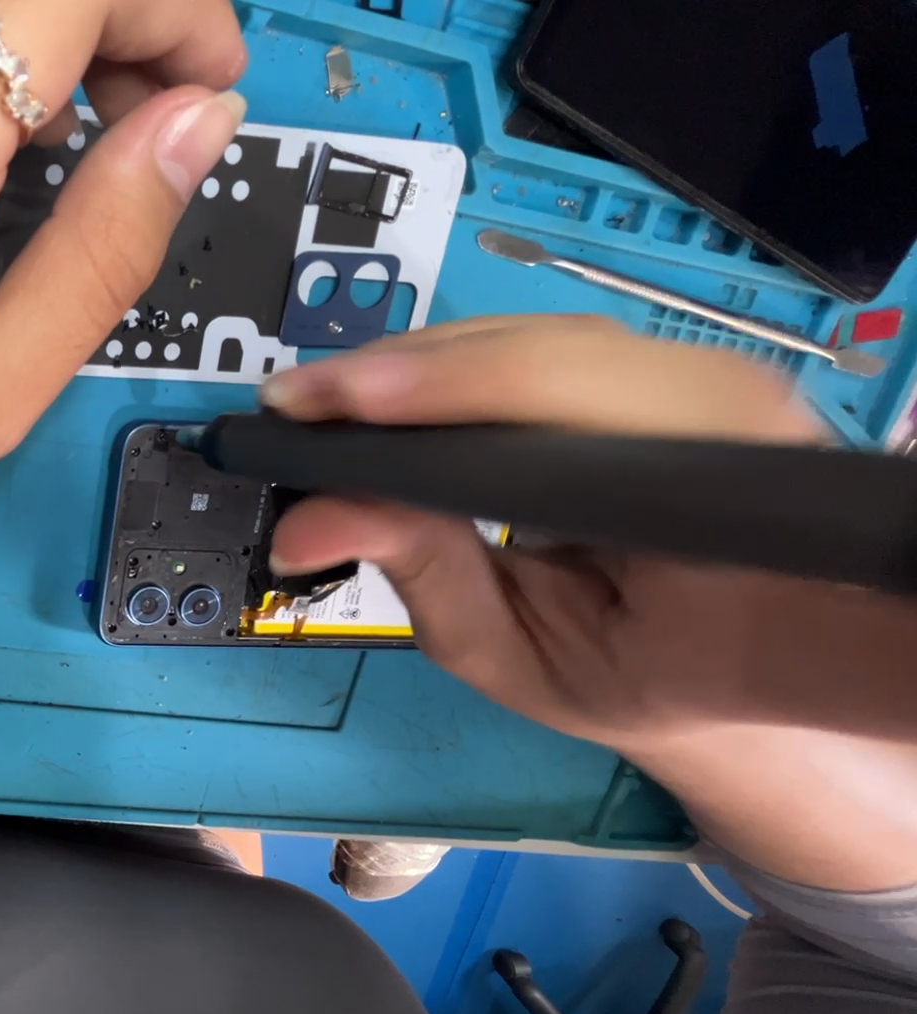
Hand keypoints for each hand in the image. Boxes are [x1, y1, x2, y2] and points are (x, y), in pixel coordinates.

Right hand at [260, 317, 916, 753]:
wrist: (731, 660)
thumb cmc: (630, 675)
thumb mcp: (509, 652)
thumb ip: (421, 576)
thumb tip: (301, 524)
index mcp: (712, 498)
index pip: (565, 399)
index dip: (438, 389)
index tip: (318, 412)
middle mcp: (716, 406)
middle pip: (529, 349)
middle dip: (394, 374)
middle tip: (286, 407)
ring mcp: (687, 374)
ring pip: (522, 336)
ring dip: (403, 367)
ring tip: (314, 403)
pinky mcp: (640, 371)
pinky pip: (522, 348)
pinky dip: (431, 371)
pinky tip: (371, 395)